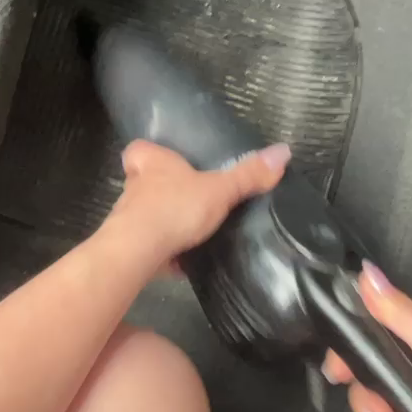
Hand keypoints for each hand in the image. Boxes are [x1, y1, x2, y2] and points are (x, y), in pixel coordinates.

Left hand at [99, 140, 288, 268]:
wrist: (138, 250)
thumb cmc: (175, 208)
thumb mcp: (220, 190)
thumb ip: (248, 175)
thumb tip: (283, 150)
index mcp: (151, 163)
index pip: (139, 149)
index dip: (149, 153)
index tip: (165, 159)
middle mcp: (134, 187)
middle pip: (142, 182)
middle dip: (161, 190)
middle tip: (187, 198)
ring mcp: (128, 218)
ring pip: (145, 215)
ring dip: (162, 222)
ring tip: (191, 231)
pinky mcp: (130, 246)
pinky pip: (149, 247)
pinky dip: (164, 253)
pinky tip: (185, 262)